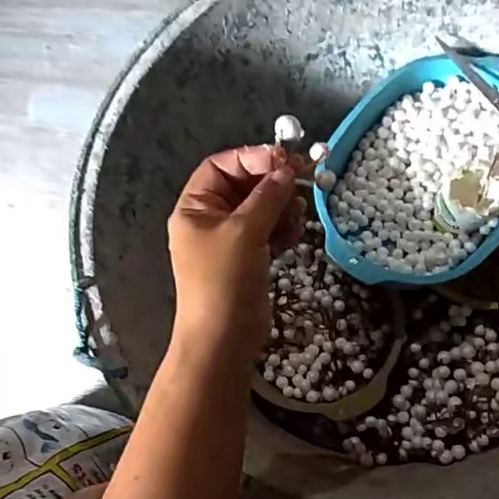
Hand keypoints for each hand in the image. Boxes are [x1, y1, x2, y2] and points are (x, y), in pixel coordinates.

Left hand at [168, 144, 302, 350]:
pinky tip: (294, 233)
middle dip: (272, 183)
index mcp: (195, 208)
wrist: (223, 340)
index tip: (284, 160)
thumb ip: (266, 197)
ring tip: (299, 214)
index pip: (221, 166)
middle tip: (303, 182)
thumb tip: (286, 170)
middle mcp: (209, 221)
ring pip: (260, 209)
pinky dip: (282, 228)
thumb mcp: (243, 232)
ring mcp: (230, 241)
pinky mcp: (248, 259)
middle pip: (243, 186)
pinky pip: (267, 232)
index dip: (251, 158)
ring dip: (282, 206)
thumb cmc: (224, 282)